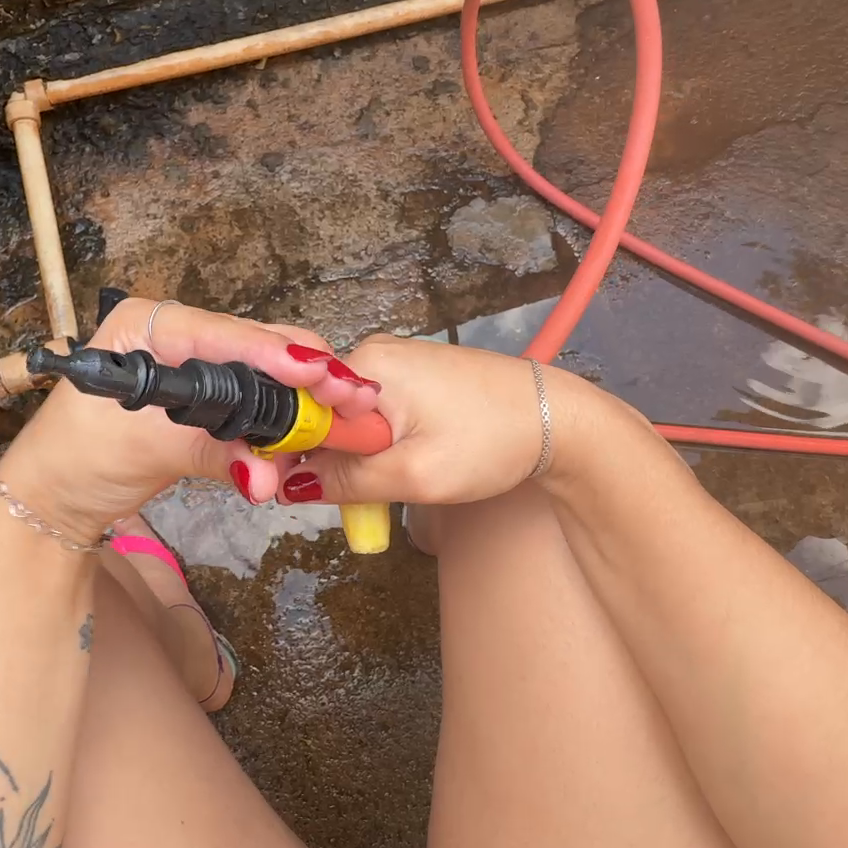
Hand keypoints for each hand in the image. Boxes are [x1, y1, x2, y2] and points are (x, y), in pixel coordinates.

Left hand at [0, 299, 382, 539]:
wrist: (58, 496)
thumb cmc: (79, 457)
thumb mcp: (145, 447)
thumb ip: (213, 452)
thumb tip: (269, 476)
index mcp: (149, 325)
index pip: (221, 333)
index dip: (271, 353)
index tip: (316, 371)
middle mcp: (177, 334)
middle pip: (253, 347)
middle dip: (304, 374)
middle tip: (353, 395)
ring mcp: (195, 364)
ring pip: (261, 374)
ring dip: (299, 401)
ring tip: (342, 417)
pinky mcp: (205, 396)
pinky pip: (252, 401)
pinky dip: (278, 424)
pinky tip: (307, 436)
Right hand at [273, 336, 642, 506]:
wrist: (558, 419)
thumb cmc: (490, 442)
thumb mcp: (413, 474)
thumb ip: (345, 481)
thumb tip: (288, 486)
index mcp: (365, 366)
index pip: (299, 409)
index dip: (293, 453)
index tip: (300, 491)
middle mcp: (372, 352)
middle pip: (322, 412)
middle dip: (331, 457)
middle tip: (363, 495)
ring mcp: (395, 360)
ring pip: (349, 416)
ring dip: (358, 453)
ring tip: (395, 479)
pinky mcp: (414, 374)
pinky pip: (375, 411)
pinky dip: (381, 442)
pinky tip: (407, 460)